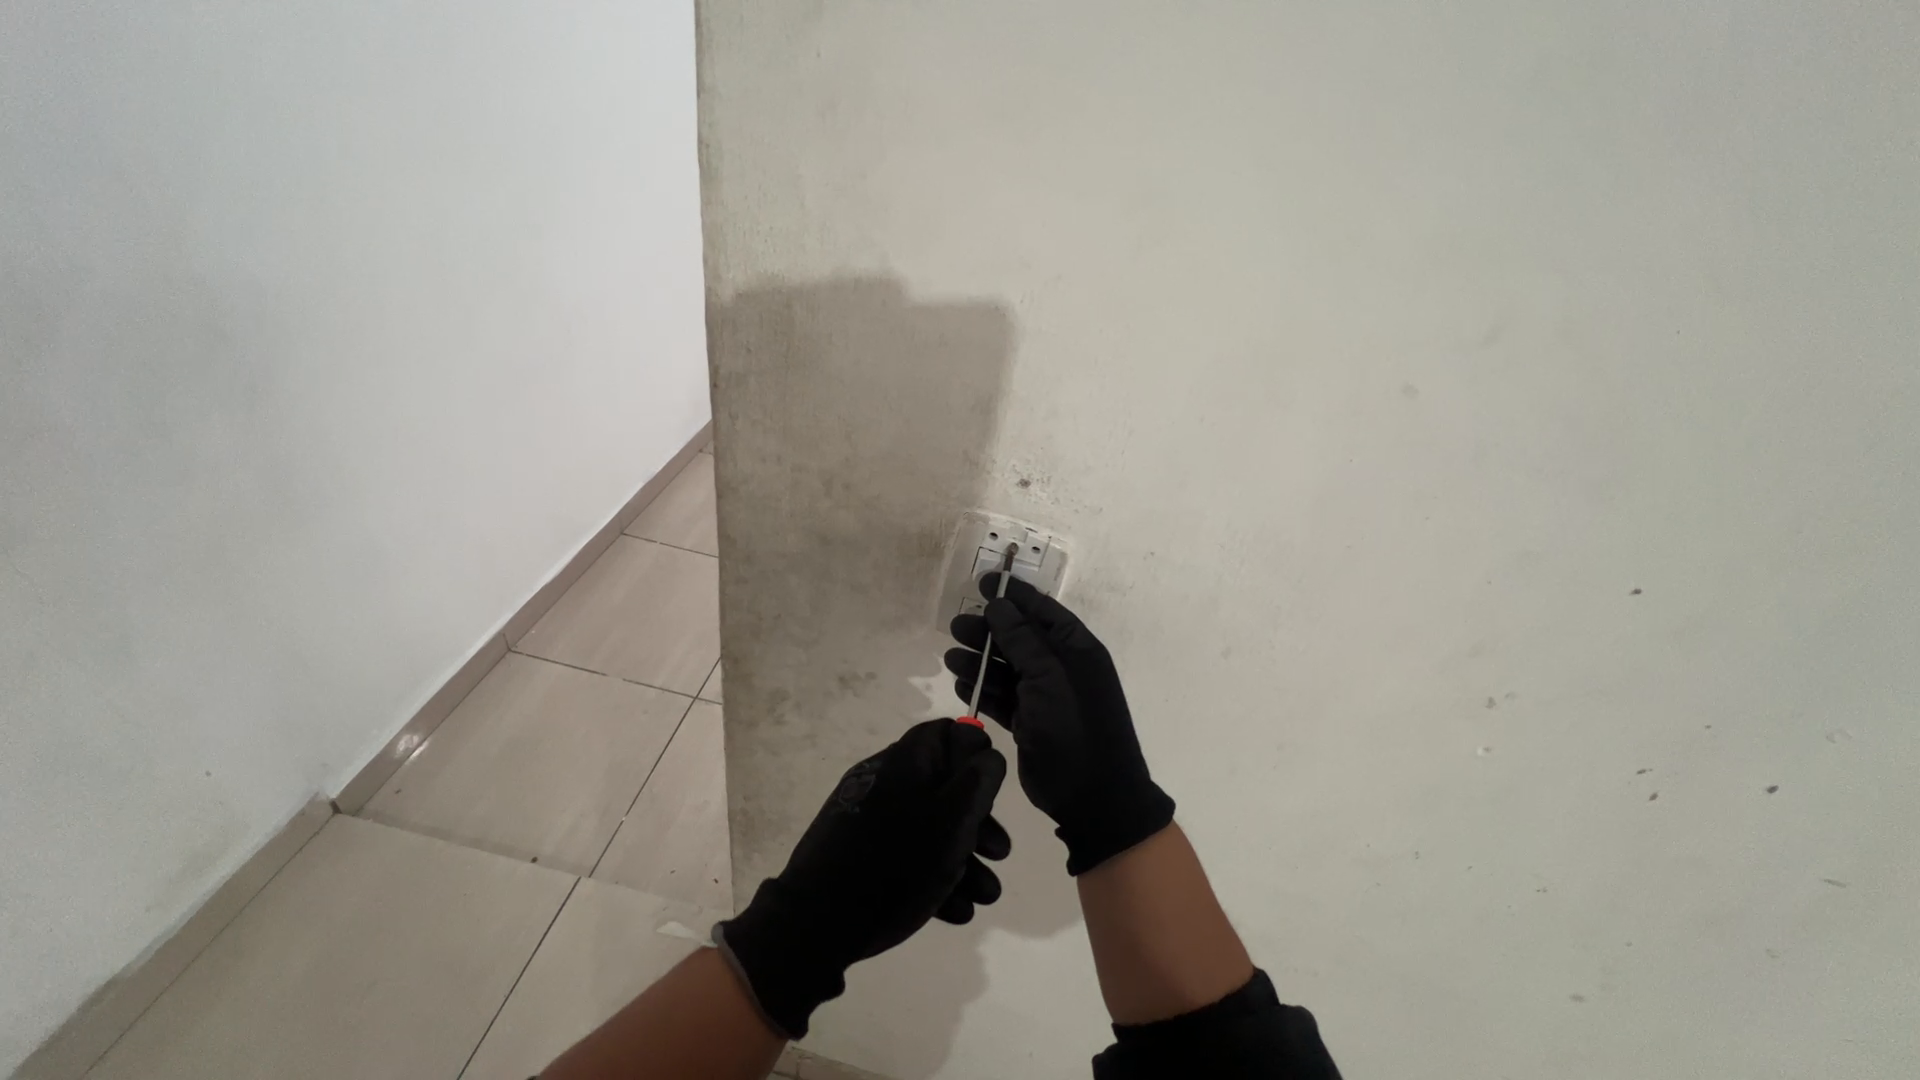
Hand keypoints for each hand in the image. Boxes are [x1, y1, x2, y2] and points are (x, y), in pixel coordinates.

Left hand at [714, 719, 1009, 1037]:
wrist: (816, 924)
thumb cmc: (895, 863)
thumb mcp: (951, 818)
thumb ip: (978, 780)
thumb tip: (986, 753)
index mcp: (904, 761)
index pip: (946, 733)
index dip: (976, 755)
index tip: (993, 790)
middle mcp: (886, 781)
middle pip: (944, 786)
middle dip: (978, 822)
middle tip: (999, 853)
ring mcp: (869, 820)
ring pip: (930, 828)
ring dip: (964, 860)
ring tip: (985, 897)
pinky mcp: (859, 856)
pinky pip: (907, 857)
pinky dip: (934, 879)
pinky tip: (956, 911)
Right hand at [945, 574, 1174, 874]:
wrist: (1094, 796)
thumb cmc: (1075, 728)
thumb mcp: (1050, 677)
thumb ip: (1023, 640)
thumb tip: (1000, 605)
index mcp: (1076, 650)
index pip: (1042, 611)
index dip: (1014, 595)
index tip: (984, 582)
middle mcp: (1062, 669)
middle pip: (1020, 639)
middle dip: (989, 631)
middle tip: (956, 626)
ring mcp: (1046, 697)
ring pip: (1008, 669)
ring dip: (981, 661)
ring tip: (952, 657)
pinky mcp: (1032, 723)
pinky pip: (1005, 698)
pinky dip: (984, 691)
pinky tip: (963, 685)